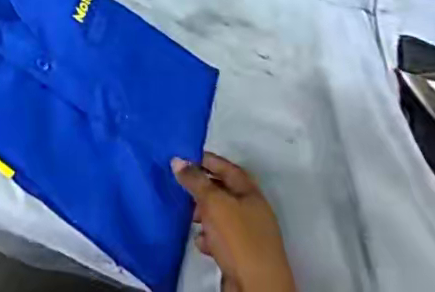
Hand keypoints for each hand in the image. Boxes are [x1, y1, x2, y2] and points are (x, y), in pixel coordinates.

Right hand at [173, 153, 295, 291]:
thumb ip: (195, 180)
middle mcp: (252, 212)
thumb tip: (177, 160)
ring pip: (219, 214)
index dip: (206, 159)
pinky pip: (220, 236)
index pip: (227, 167)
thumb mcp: (213, 203)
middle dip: (201, 188)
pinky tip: (200, 240)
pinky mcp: (241, 255)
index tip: (183, 156)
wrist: (257, 290)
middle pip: (222, 191)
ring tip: (188, 215)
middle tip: (180, 185)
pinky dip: (208, 235)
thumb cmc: (238, 239)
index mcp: (251, 195)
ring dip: (202, 213)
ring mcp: (248, 235)